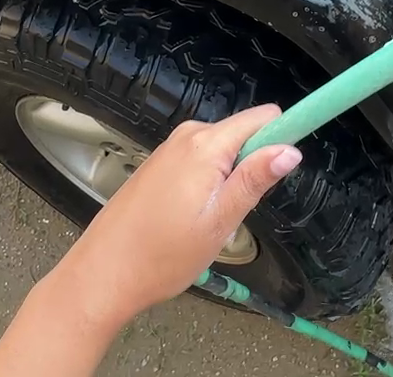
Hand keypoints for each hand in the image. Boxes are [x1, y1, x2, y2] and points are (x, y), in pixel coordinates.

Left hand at [48, 104, 300, 334]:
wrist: (100, 276)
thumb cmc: (158, 256)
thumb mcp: (220, 222)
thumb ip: (255, 179)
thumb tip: (290, 150)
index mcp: (206, 145)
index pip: (264, 117)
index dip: (284, 135)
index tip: (293, 158)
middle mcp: (188, 135)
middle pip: (244, 132)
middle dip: (250, 166)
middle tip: (234, 208)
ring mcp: (171, 147)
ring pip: (223, 148)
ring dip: (227, 177)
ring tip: (206, 218)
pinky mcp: (161, 160)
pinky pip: (201, 157)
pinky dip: (206, 181)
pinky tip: (188, 215)